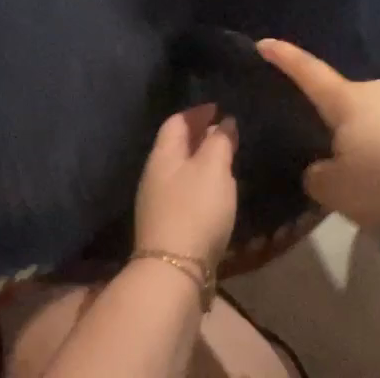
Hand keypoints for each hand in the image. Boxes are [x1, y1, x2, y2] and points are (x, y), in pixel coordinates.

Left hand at [134, 105, 238, 262]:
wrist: (174, 271)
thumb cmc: (195, 209)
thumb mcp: (214, 169)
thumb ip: (219, 141)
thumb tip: (223, 122)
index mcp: (163, 155)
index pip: (176, 122)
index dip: (197, 112)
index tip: (218, 108)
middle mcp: (155, 174)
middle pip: (176, 145)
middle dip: (199, 135)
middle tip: (225, 131)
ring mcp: (157, 202)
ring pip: (180, 169)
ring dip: (200, 160)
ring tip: (224, 159)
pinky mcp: (166, 225)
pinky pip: (183, 190)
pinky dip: (200, 181)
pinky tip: (215, 192)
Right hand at [257, 39, 379, 236]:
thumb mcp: (338, 191)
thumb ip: (318, 177)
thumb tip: (322, 169)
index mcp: (345, 100)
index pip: (307, 72)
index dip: (284, 58)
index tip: (263, 42)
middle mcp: (375, 93)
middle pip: (342, 105)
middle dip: (331, 128)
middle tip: (326, 162)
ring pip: (371, 126)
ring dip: (365, 151)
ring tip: (367, 191)